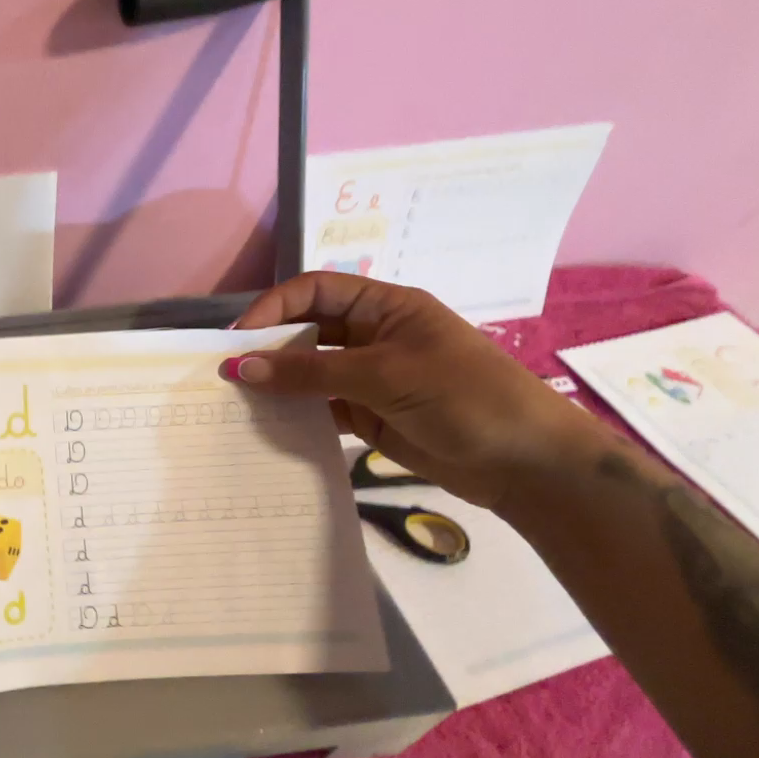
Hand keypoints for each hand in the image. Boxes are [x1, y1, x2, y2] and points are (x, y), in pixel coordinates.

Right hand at [223, 272, 613, 510]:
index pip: (314, 291)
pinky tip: (270, 424)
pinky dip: (295, 413)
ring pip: (309, 370)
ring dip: (278, 382)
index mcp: (385, 307)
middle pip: (306, 329)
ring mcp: (370, 377)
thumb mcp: (384, 376)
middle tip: (228, 371)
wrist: (530, 466)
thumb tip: (238, 367)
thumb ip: (308, 373)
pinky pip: (320, 406)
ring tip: (239, 398)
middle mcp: (373, 335)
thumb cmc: (464, 397)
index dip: (274, 307)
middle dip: (268, 346)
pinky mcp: (369, 415)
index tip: (239, 338)